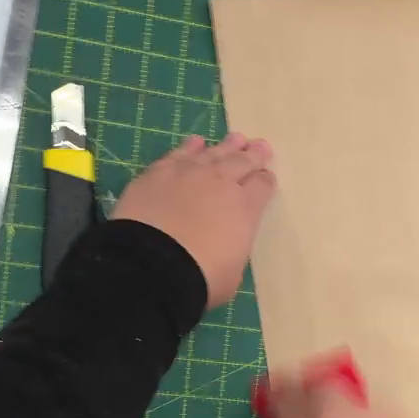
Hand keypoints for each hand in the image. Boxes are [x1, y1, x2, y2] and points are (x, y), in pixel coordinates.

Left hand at [112, 133, 276, 308]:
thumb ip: (233, 247)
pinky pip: (178, 154)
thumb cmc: (200, 279)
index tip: (266, 178)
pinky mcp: (158, 173)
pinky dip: (189, 147)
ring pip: (212, 153)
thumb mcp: (232, 272)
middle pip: (241, 162)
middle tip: (259, 146)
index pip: (262, 186)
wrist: (152, 267)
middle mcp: (220, 183)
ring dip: (226, 146)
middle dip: (252, 155)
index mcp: (245, 209)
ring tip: (235, 138)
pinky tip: (195, 142)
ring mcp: (188, 174)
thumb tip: (226, 240)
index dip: (265, 181)